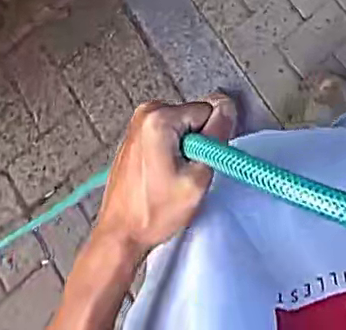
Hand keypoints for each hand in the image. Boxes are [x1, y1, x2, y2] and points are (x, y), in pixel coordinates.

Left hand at [91, 95, 236, 262]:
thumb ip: (217, 137)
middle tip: (182, 174)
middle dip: (196, 144)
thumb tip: (227, 108)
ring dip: (184, 149)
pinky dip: (171, 151)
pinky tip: (160, 175)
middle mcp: (146, 112)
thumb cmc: (152, 214)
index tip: (196, 164)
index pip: (209, 110)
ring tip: (170, 177)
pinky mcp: (136, 134)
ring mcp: (138, 123)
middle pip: (195, 116)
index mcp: (159, 117)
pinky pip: (169, 133)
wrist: (119, 236)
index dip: (210, 140)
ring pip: (184, 126)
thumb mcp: (197, 179)